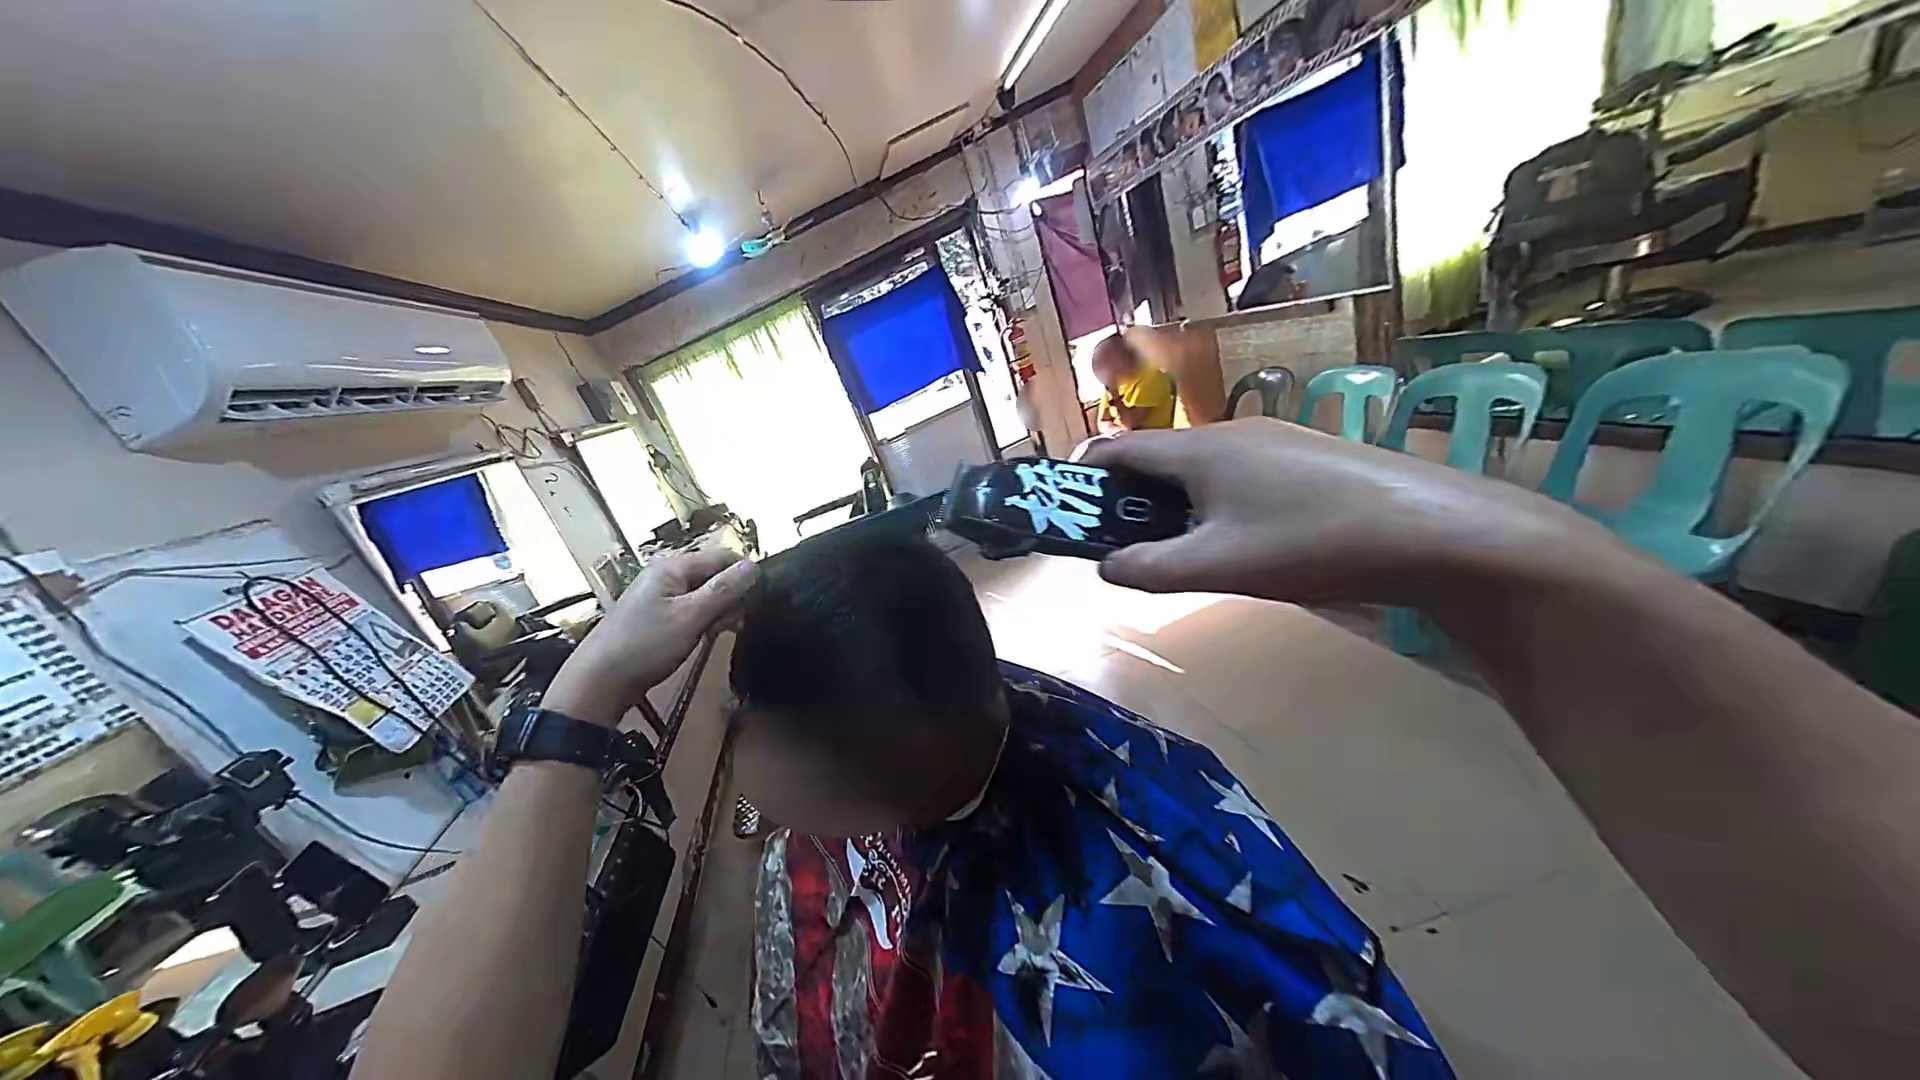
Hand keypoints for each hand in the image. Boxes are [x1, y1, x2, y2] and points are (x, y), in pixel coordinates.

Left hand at [543, 546, 757, 726]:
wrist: (598, 684)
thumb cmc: (645, 646)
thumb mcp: (691, 617)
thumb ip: (724, 590)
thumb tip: (754, 565)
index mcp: (672, 568)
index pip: (722, 556)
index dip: (743, 575)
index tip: (754, 602)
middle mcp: (666, 576)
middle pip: (714, 575)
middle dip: (730, 597)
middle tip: (733, 624)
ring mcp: (659, 597)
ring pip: (704, 595)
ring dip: (718, 612)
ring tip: (716, 634)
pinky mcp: (657, 617)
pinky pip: (691, 610)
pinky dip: (703, 622)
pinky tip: (703, 638)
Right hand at [1078, 418, 1621, 607]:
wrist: (1434, 531)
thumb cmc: (1309, 543)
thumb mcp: (1216, 567)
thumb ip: (1147, 570)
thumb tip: (1105, 568)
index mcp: (1197, 450)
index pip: (1117, 449)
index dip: (1083, 474)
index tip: (1067, 507)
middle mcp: (1230, 432)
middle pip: (1157, 457)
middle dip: (1127, 497)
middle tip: (1123, 542)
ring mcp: (1273, 439)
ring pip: (1199, 466)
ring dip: (1172, 501)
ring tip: (1180, 547)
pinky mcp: (1305, 456)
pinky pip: (1236, 472)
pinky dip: (1212, 500)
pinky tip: (1240, 537)